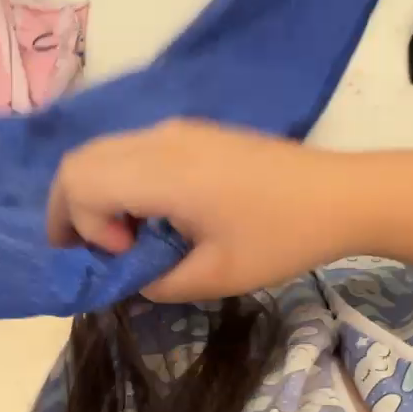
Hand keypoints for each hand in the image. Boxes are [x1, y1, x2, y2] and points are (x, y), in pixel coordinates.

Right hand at [46, 119, 359, 301]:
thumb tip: (130, 276)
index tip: (127, 257)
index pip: (80, 182)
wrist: (341, 195)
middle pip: (80, 161)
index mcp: (163, 172)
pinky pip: (132, 150)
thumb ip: (158, 281)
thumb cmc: (282, 238)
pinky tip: (151, 216)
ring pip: (104, 152)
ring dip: (96, 195)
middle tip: (92, 253)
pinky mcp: (192, 133)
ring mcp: (176, 130)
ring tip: (124, 238)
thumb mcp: (217, 276)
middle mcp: (160, 139)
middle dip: (71, 210)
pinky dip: (120, 182)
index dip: (86, 227)